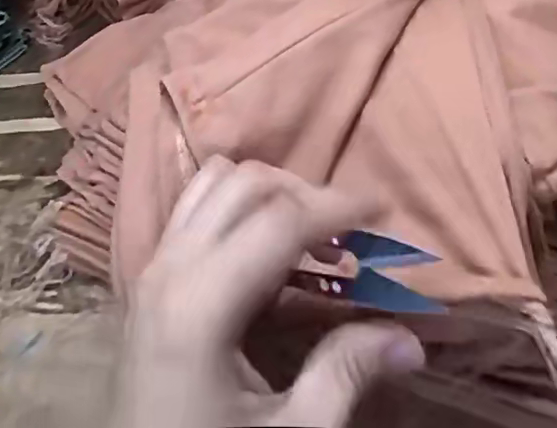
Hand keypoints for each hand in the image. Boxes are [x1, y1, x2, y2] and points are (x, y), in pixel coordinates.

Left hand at [111, 157, 426, 427]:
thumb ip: (344, 374)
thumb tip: (408, 337)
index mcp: (200, 304)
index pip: (278, 220)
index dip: (335, 207)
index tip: (382, 210)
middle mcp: (169, 266)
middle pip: (243, 184)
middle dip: (303, 194)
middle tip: (349, 236)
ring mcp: (152, 266)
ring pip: (212, 183)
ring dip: (266, 192)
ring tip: (310, 236)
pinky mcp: (149, 276)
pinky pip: (193, 206)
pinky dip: (235, 203)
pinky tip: (266, 247)